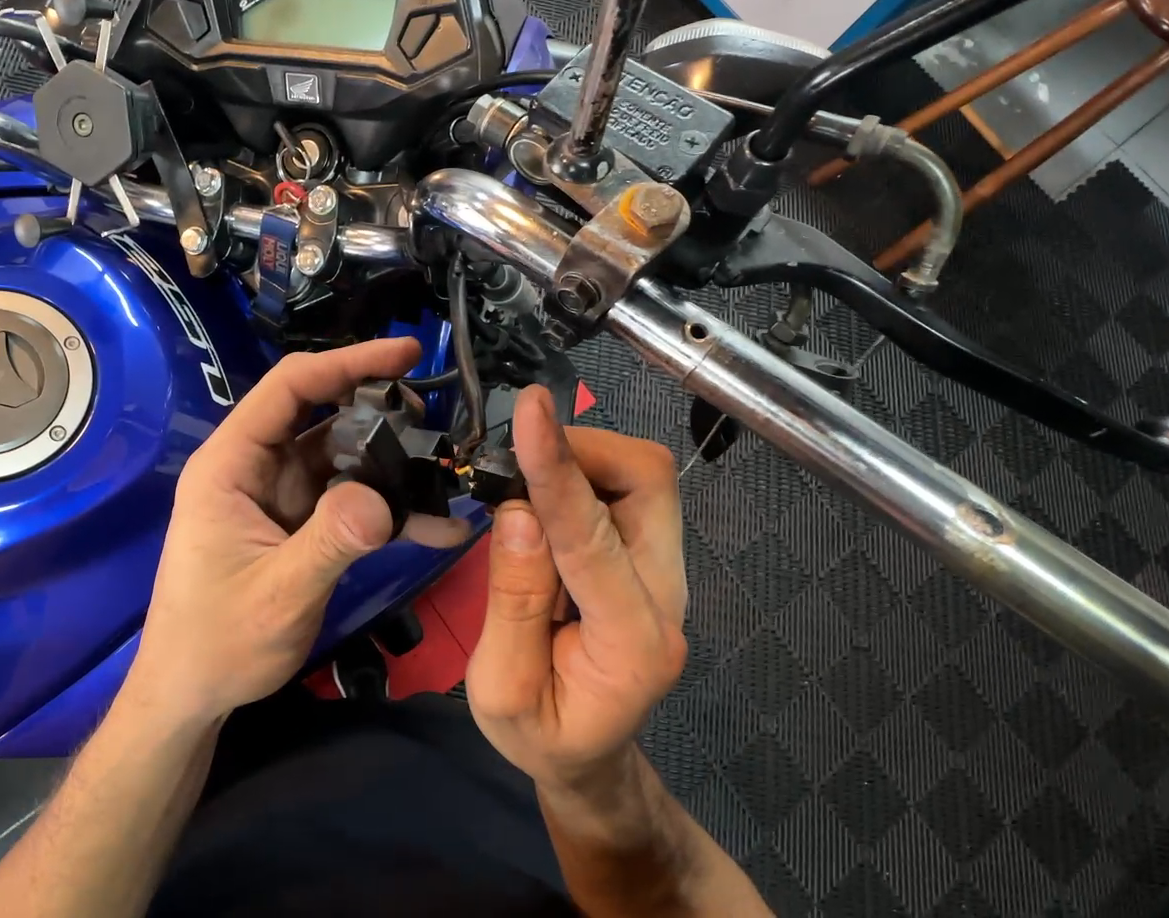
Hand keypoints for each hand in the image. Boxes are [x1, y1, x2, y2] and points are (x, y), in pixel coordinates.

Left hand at [129, 338, 467, 725]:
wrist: (193, 695)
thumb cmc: (217, 641)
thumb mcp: (277, 594)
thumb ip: (330, 542)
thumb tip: (382, 500)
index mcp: (230, 464)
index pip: (289, 388)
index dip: (347, 363)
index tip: (406, 354)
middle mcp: (255, 468)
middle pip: (323, 417)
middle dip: (380, 413)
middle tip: (435, 422)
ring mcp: (279, 497)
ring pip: (343, 459)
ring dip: (391, 465)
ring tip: (444, 474)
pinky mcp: (298, 526)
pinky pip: (349, 502)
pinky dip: (387, 510)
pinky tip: (436, 526)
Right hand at [466, 385, 687, 798]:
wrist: (588, 757)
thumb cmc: (542, 735)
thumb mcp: (503, 689)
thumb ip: (513, 601)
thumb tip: (516, 510)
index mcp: (631, 643)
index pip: (592, 538)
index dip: (556, 471)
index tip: (529, 411)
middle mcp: (665, 597)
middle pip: (648, 483)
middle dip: (583, 448)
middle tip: (517, 452)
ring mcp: (665, 574)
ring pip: (642, 477)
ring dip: (581, 457)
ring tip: (520, 475)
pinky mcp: (648, 558)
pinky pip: (624, 490)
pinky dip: (579, 473)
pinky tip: (538, 496)